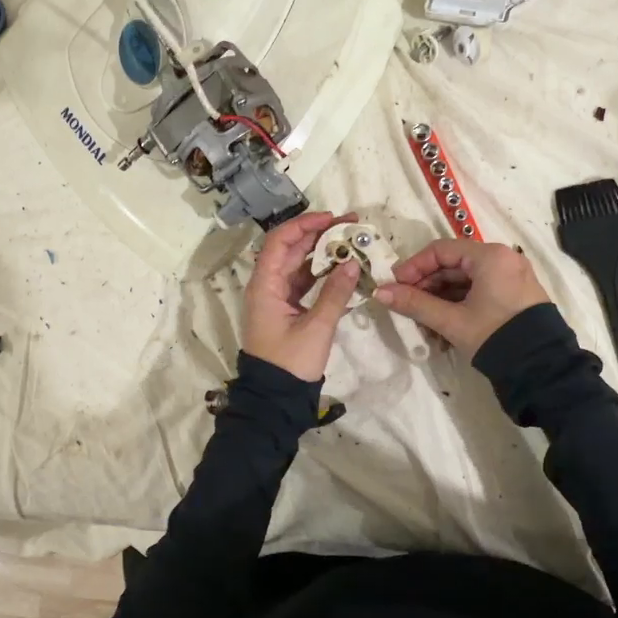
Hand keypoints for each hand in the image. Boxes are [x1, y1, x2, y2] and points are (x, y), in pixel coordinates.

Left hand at [242, 212, 362, 382]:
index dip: (304, 225)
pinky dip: (321, 275)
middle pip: (290, 249)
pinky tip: (344, 270)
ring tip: (351, 244)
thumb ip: (335, 293)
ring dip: (322, 253)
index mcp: (265, 285)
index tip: (332, 219)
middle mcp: (267, 286)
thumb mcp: (316, 328)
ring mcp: (276, 298)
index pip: (280, 241)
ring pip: (298, 266)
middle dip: (319, 235)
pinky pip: (303, 284)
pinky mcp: (286, 311)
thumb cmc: (290, 362)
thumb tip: (352, 263)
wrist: (275, 398)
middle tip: (351, 227)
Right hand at [374, 240, 551, 358]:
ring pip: (464, 281)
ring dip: (440, 299)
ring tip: (422, 322)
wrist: (540, 368)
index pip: (441, 250)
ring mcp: (511, 277)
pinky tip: (442, 327)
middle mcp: (503, 260)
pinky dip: (458, 305)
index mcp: (490, 256)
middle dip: (426, 286)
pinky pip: (479, 292)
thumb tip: (380, 292)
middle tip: (405, 305)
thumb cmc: (494, 335)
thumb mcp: (451, 320)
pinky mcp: (514, 295)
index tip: (395, 285)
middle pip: (452, 265)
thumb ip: (415, 304)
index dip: (414, 266)